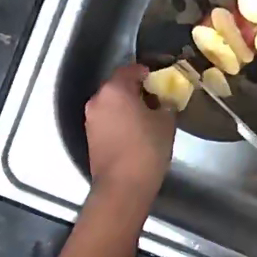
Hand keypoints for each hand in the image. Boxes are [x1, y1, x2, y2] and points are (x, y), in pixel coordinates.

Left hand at [85, 65, 175, 201]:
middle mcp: (98, 100)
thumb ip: (166, 106)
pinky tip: (135, 132)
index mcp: (115, 90)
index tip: (157, 78)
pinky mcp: (90, 137)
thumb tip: (164, 102)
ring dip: (126, 106)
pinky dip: (119, 120)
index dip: (145, 72)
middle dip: (136, 90)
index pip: (130, 70)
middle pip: (117, 87)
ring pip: (111, 104)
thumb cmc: (147, 149)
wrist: (122, 186)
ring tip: (146, 117)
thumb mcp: (166, 124)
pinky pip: (107, 120)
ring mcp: (91, 120)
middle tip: (155, 98)